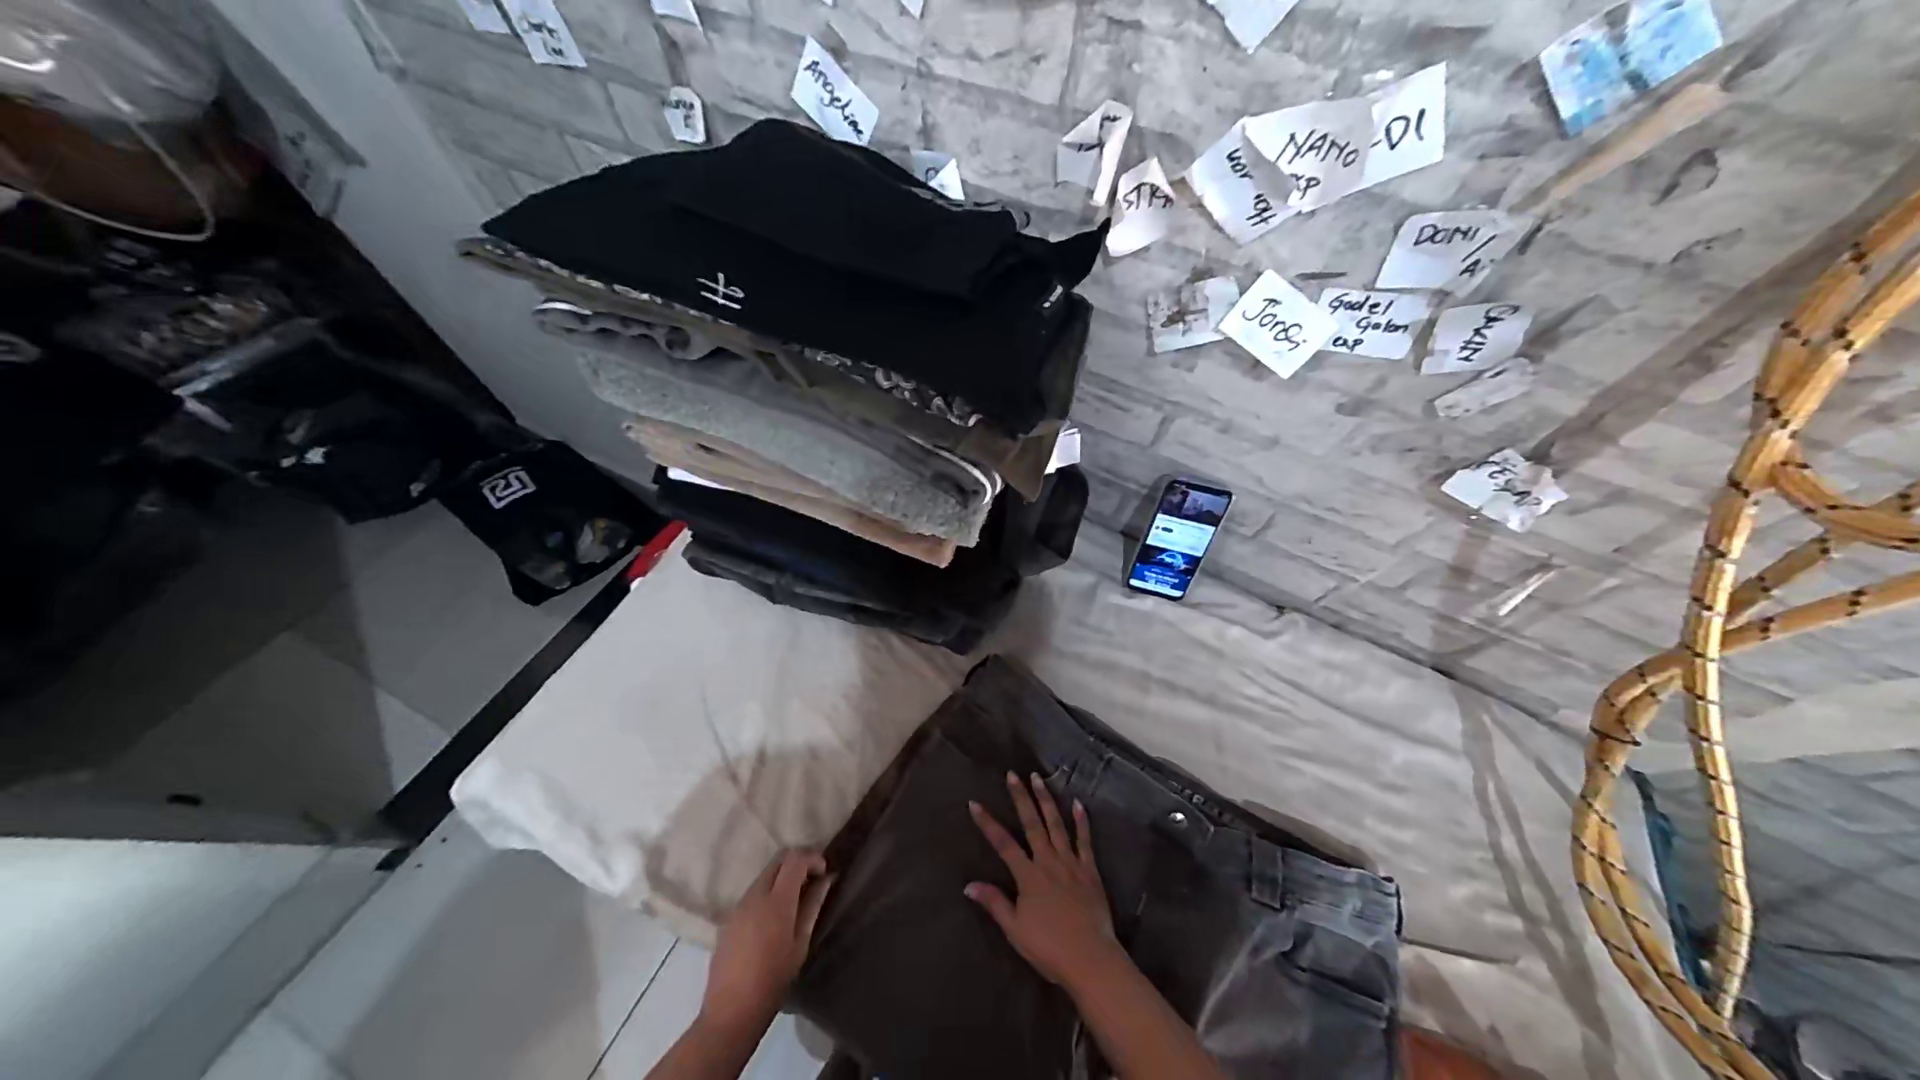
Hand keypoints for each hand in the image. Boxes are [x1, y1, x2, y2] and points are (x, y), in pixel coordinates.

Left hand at [701, 850, 833, 1034]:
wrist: (731, 1010)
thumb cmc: (773, 979)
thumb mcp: (801, 944)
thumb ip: (812, 906)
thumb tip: (826, 880)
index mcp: (776, 901)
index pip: (794, 859)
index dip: (812, 858)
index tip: (824, 872)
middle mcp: (754, 896)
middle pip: (777, 861)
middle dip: (797, 864)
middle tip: (813, 882)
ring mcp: (738, 906)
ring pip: (764, 876)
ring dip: (782, 878)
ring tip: (796, 902)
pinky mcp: (729, 918)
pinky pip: (752, 893)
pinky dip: (768, 893)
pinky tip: (774, 919)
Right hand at [965, 771, 1119, 988]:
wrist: (1091, 958)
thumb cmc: (1049, 947)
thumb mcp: (1015, 929)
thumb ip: (994, 903)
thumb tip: (969, 885)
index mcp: (1027, 876)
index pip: (1003, 843)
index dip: (987, 823)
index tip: (975, 803)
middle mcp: (1047, 862)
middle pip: (1031, 824)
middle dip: (1020, 798)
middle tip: (1012, 774)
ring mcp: (1071, 863)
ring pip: (1056, 825)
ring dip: (1046, 800)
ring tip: (1038, 778)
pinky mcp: (1090, 871)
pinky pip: (1085, 840)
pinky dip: (1081, 821)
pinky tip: (1078, 803)